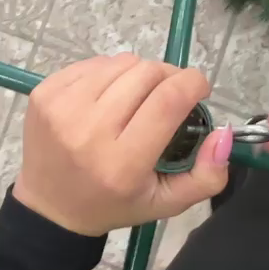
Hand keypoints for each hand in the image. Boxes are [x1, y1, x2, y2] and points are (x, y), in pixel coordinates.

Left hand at [13, 54, 229, 235]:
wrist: (49, 207)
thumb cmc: (113, 203)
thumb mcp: (165, 203)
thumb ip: (206, 176)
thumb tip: (223, 133)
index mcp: (122, 163)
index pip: (167, 101)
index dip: (193, 83)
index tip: (200, 88)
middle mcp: (88, 131)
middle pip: (146, 74)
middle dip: (169, 76)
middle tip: (170, 95)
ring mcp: (61, 108)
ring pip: (121, 62)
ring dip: (139, 73)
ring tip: (137, 97)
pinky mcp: (45, 93)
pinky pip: (93, 63)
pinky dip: (109, 73)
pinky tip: (108, 96)